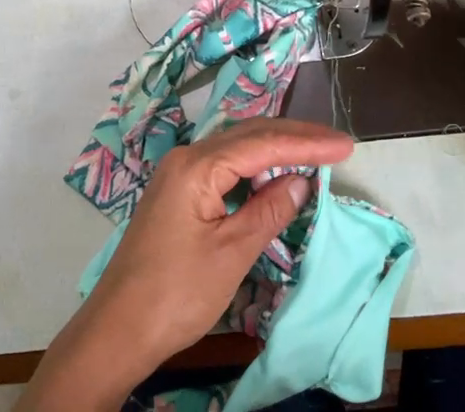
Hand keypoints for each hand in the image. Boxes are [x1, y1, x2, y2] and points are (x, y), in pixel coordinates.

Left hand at [19, 118, 354, 411]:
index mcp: (197, 167)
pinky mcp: (177, 194)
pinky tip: (273, 175)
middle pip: (248, 135)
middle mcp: (185, 159)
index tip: (346, 145)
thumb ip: (269, 211)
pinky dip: (254, 167)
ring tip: (315, 152)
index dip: (306, 143)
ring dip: (275, 149)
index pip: (262, 143)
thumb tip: (301, 180)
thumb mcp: (232, 253)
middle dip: (294, 136)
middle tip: (338, 143)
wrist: (118, 329)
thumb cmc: (177, 293)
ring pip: (235, 149)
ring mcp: (178, 175)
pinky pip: (223, 167)